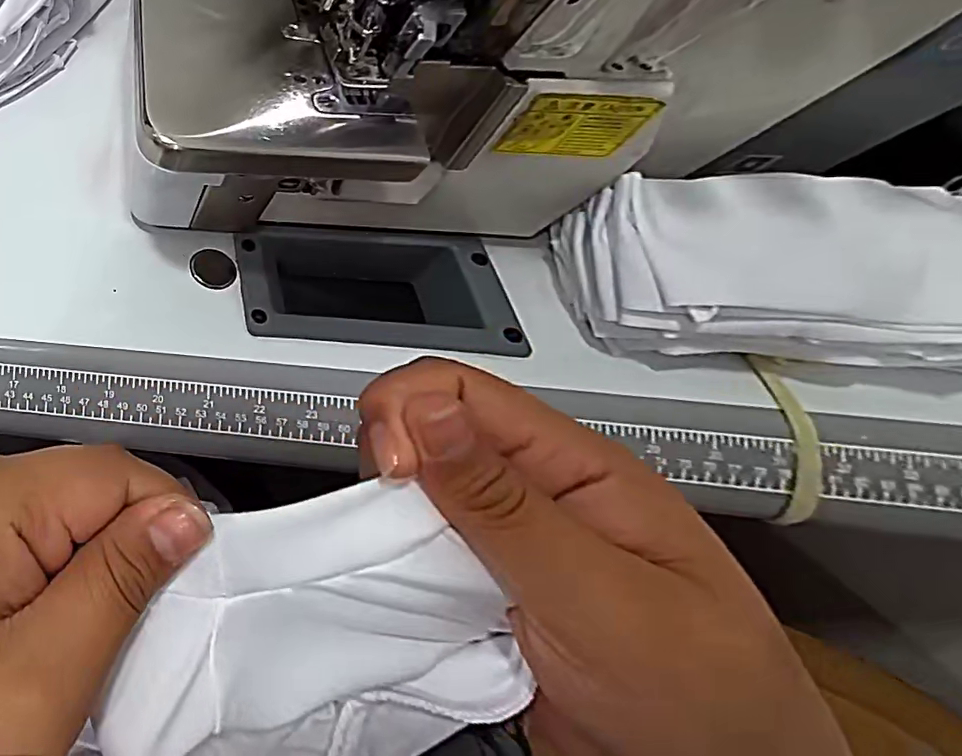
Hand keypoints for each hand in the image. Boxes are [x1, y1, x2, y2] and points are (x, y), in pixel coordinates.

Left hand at [0, 444, 212, 755]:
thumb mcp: (42, 669)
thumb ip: (118, 579)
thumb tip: (183, 516)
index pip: (117, 470)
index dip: (167, 523)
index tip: (192, 591)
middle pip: (98, 489)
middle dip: (135, 553)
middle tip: (138, 639)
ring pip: (79, 517)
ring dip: (107, 574)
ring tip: (97, 647)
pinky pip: (49, 538)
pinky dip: (76, 583)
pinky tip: (70, 633)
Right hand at [358, 358, 848, 755]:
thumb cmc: (709, 708)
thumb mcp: (604, 600)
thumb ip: (506, 502)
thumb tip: (429, 407)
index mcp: (577, 466)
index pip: (461, 389)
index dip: (407, 408)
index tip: (391, 466)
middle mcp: (533, 484)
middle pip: (424, 424)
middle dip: (391, 455)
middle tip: (392, 512)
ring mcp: (502, 527)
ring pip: (413, 478)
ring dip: (390, 506)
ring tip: (406, 552)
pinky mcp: (477, 567)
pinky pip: (414, 532)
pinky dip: (394, 546)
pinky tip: (408, 573)